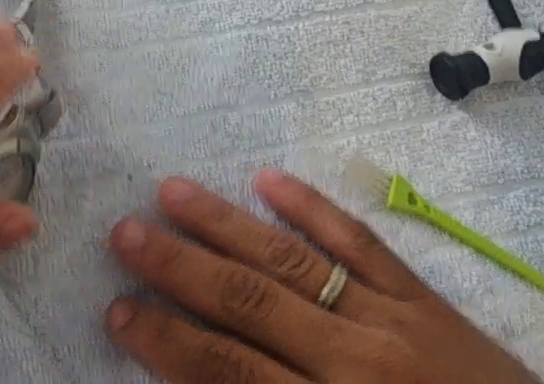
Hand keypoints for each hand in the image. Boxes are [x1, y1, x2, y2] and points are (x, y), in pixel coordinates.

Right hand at [106, 170, 540, 382]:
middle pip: (250, 303)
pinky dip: (314, 209)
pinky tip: (269, 179)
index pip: (230, 372)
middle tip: (124, 232)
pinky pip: (362, 243)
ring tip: (172, 190)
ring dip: (227, 224)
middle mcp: (355, 364)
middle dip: (179, 267)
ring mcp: (394, 322)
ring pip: (294, 261)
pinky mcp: (426, 300)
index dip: (167, 340)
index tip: (117, 308)